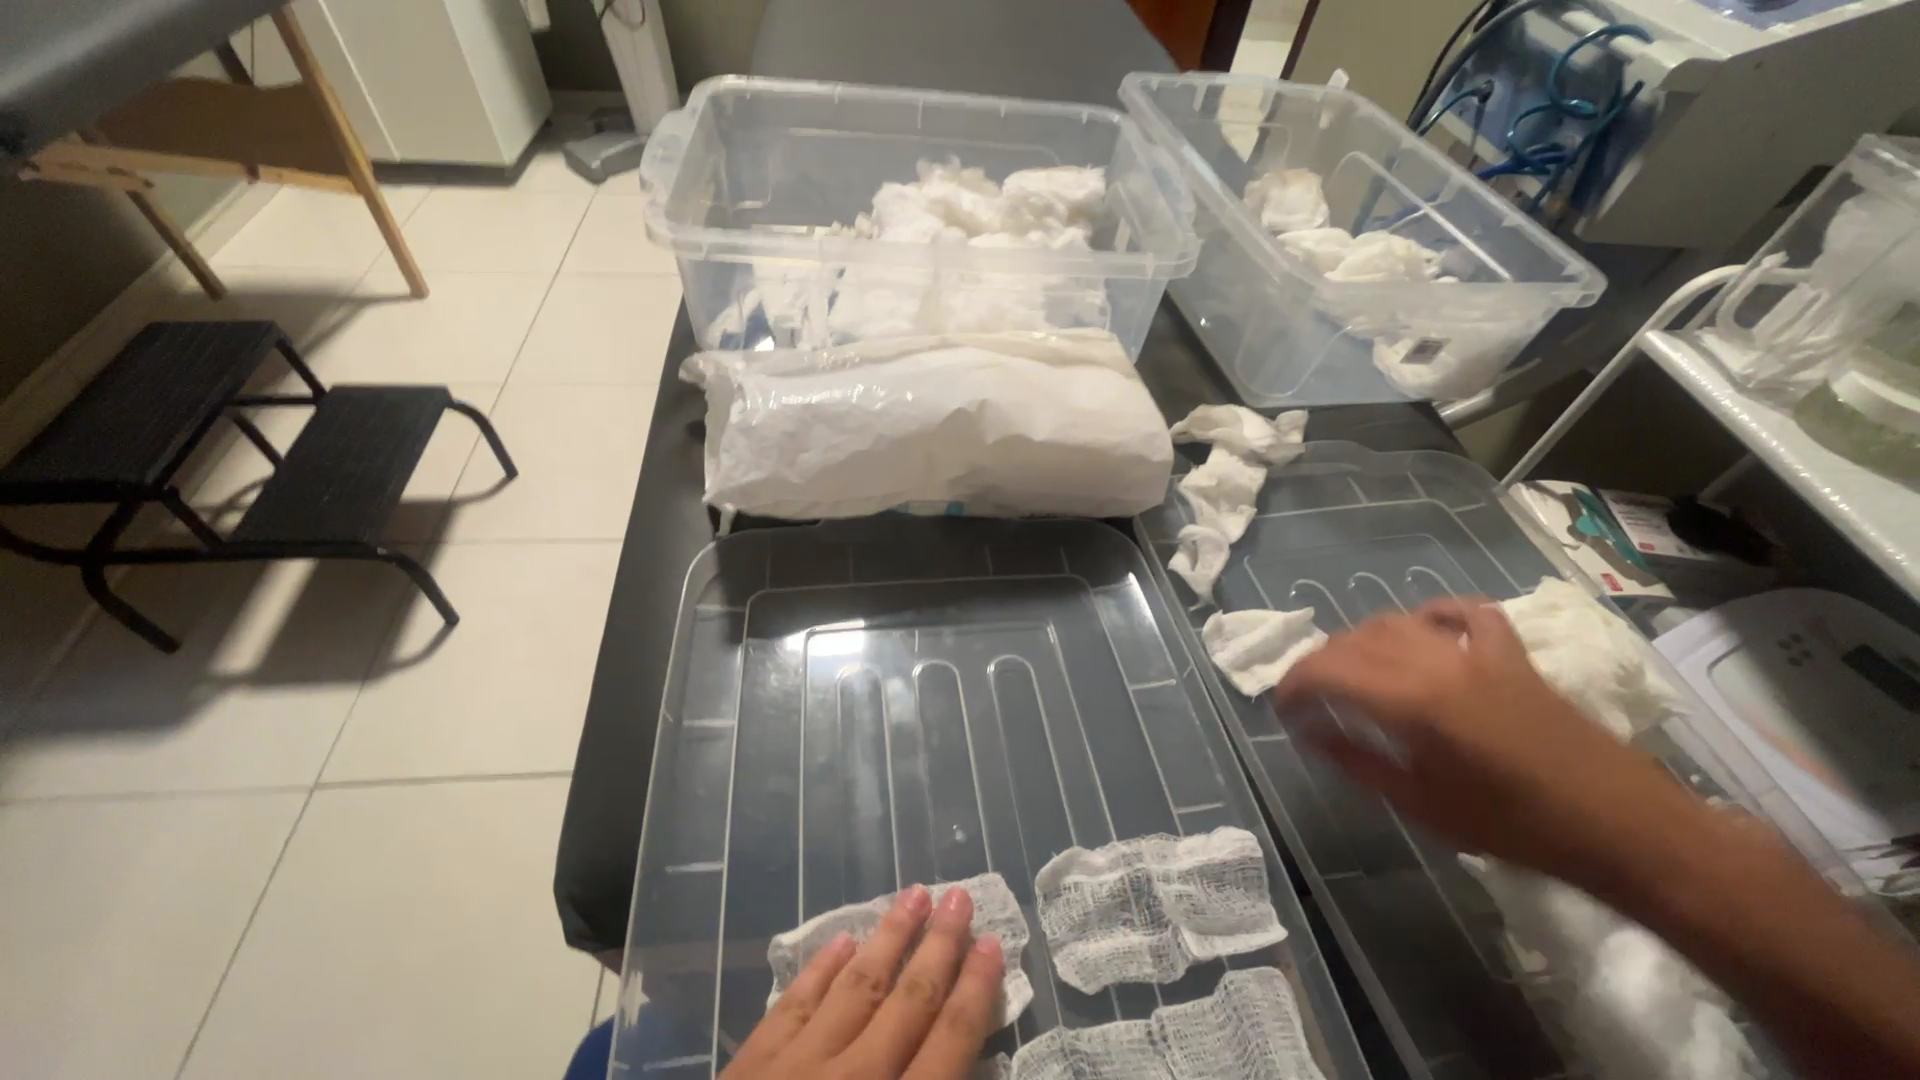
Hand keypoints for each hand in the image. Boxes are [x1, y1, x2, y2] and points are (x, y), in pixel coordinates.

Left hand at [722, 884, 1005, 1079]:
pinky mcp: (749, 1069)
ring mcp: (796, 1070)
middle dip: (940, 946)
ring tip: (913, 895)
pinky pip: (794, 1005)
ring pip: (856, 987)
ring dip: (888, 938)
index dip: (975, 990)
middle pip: (909, 1000)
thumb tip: (959, 1069)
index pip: (949, 1039)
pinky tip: (841, 942)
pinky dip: (820, 970)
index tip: (992, 944)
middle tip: (960, 896)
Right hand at [1272, 597, 1704, 887]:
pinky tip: (1422, 630)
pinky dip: (1434, 614)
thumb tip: (1308, 734)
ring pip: (1398, 622)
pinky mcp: (1511, 655)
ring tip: (1351, 670)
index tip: (1282, 709)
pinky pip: (1465, 614)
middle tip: (1308, 697)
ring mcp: (1477, 652)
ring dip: (1362, 640)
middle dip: (1319, 664)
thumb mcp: (1420, 804)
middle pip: (1355, 641)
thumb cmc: (1511, 825)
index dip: (1294, 686)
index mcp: (1412, 702)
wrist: (1615, 824)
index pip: (1328, 672)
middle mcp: (1438, 663)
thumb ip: (1357, 761)